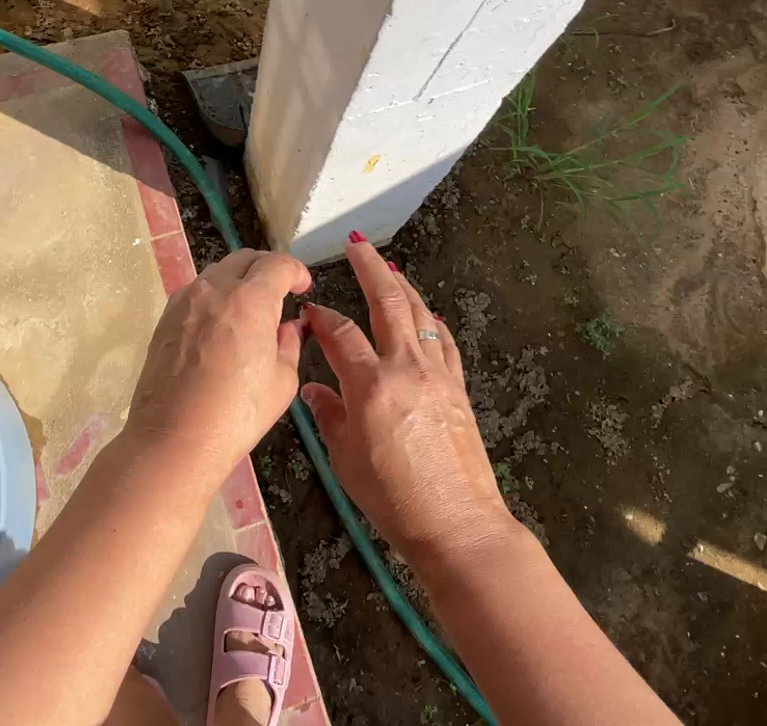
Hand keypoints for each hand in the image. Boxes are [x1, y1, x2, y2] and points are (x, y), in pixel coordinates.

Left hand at [126, 248, 311, 471]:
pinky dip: (215, 297)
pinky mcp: (165, 318)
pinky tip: (221, 325)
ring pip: (217, 273)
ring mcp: (185, 301)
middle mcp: (215, 289)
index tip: (302, 286)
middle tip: (280, 291)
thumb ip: (289, 343)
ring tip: (250, 309)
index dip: (296, 271)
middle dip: (267, 268)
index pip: (278, 264)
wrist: (174, 438)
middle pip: (245, 259)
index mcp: (250, 300)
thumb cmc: (237, 413)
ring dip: (239, 280)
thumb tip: (288, 326)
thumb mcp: (282, 381)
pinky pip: (196, 293)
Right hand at [301, 237, 515, 562]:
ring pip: (420, 314)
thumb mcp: (345, 459)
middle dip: (369, 269)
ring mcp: (437, 375)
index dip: (322, 318)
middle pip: (388, 303)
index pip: (341, 334)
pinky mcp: (457, 387)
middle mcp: (406, 369)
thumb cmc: (393, 499)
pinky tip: (424, 312)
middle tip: (356, 244)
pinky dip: (430, 319)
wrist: (457, 523)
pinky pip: (443, 341)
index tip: (308, 311)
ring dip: (402, 286)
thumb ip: (329, 415)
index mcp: (371, 386)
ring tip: (387, 266)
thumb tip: (316, 390)